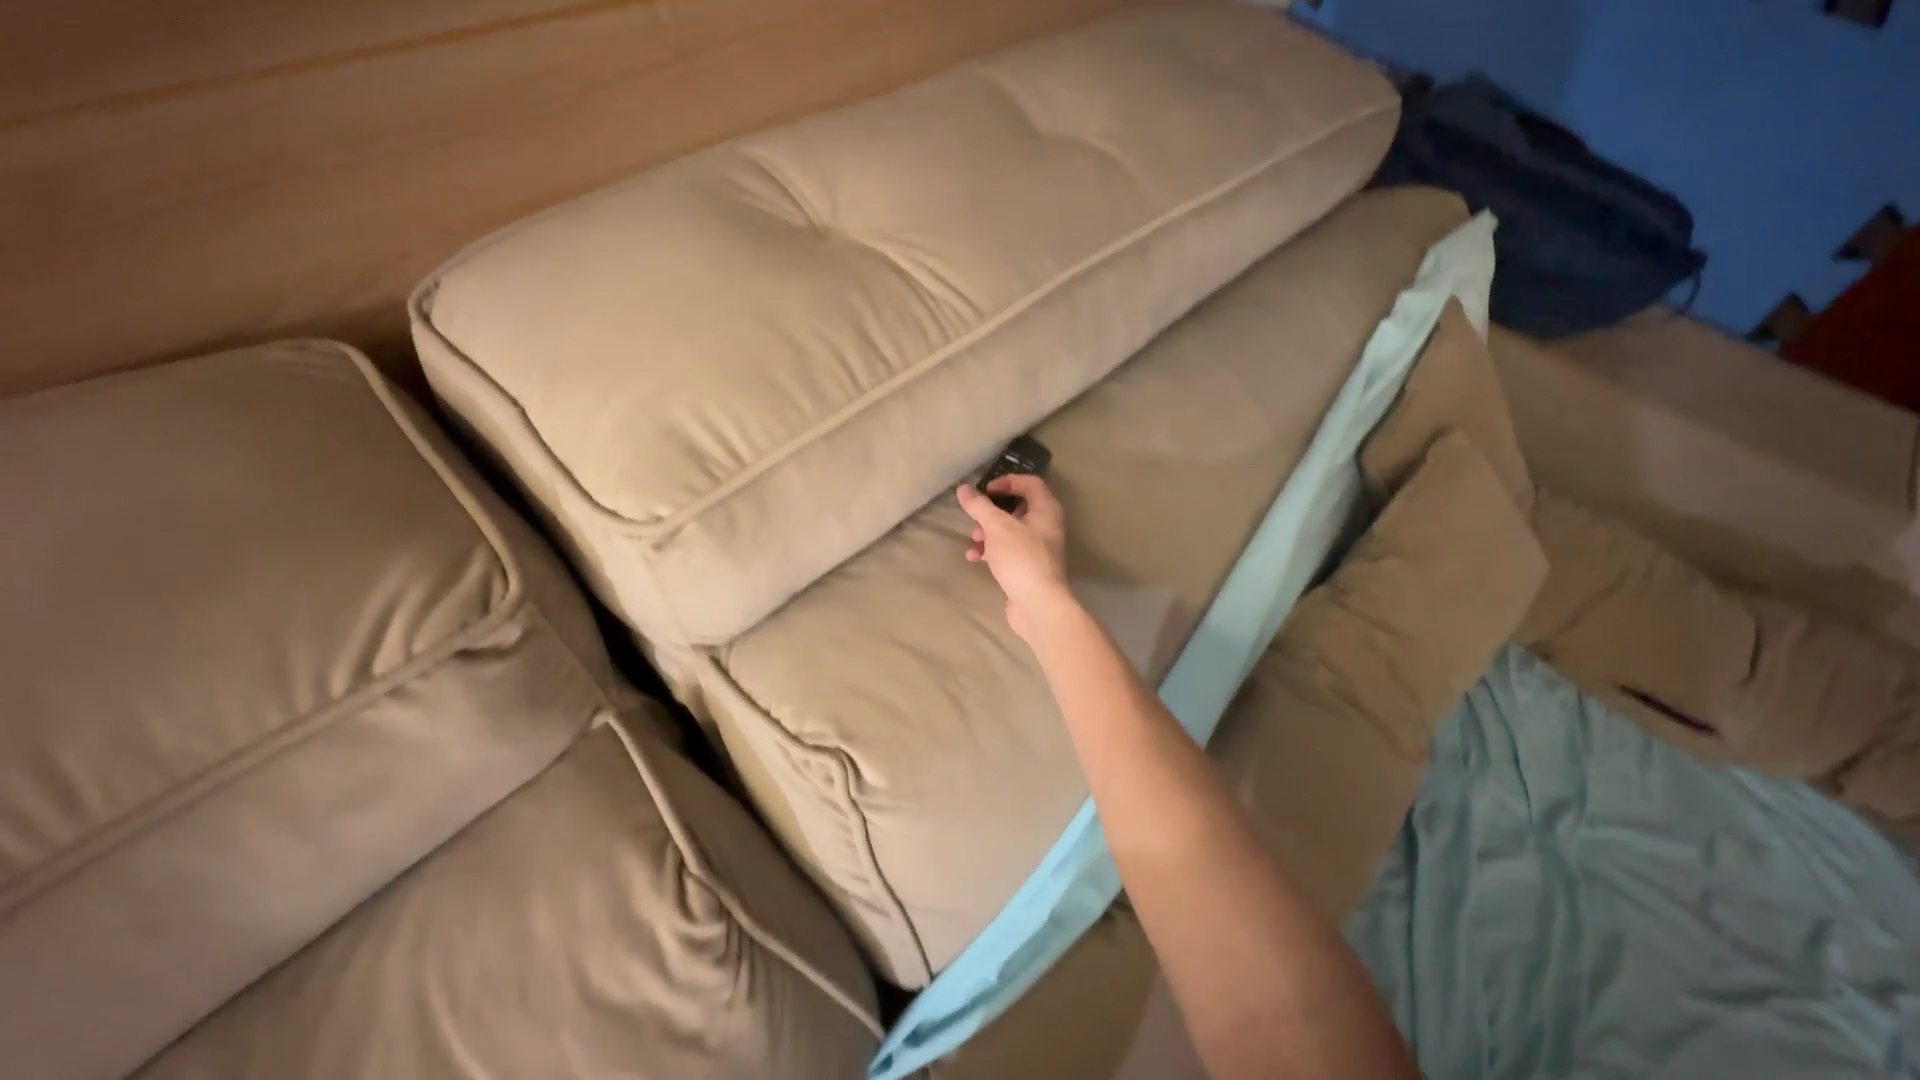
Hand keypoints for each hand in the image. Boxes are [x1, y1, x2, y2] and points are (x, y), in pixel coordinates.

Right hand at [955, 474, 1075, 641]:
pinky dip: (991, 551)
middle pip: (1017, 507)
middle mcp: (1045, 525)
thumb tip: (964, 489)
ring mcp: (1037, 548)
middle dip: (992, 511)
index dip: (1007, 481)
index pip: (1030, 483)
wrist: (1038, 604)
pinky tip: (974, 557)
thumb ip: (980, 506)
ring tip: (974, 539)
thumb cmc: (1021, 558)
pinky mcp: (1027, 566)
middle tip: (976, 516)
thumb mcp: (997, 527)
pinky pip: (1007, 551)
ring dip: (988, 532)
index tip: (986, 489)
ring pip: (1009, 531)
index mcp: (1045, 509)